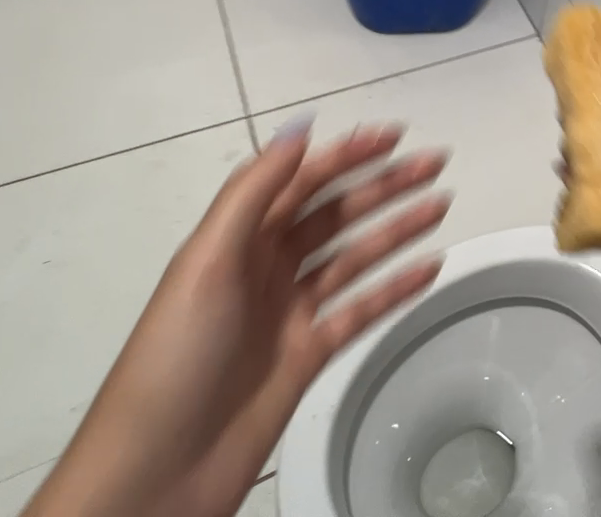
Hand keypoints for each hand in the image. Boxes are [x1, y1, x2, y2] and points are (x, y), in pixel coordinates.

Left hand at [27, 115, 450, 516]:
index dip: (347, 154)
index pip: (302, 181)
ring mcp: (291, 310)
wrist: (158, 473)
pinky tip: (430, 268)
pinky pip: (362, 308)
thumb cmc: (176, 357)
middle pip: (335, 213)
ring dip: (397, 228)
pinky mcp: (310, 351)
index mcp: (237, 240)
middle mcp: (267, 266)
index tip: (393, 135)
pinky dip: (396, 287)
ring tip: (441, 203)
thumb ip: (253, 193)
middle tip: (434, 163)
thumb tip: (301, 127)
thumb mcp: (206, 264)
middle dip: (383, 184)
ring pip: (354, 256)